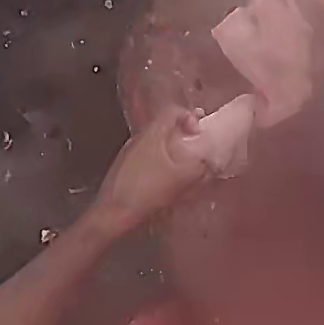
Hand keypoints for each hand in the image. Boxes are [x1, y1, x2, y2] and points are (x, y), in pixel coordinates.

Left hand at [85, 107, 210, 237]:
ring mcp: (128, 152)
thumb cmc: (149, 191)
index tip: (199, 134)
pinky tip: (165, 179)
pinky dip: (160, 160)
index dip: (190, 118)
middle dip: (182, 135)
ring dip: (171, 149)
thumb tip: (210, 161)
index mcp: (152, 134)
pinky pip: (147, 155)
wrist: (113, 212)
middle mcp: (138, 137)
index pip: (173, 111)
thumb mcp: (181, 178)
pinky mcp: (124, 167)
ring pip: (156, 142)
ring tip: (183, 165)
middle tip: (195, 149)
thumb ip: (200, 166)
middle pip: (164, 126)